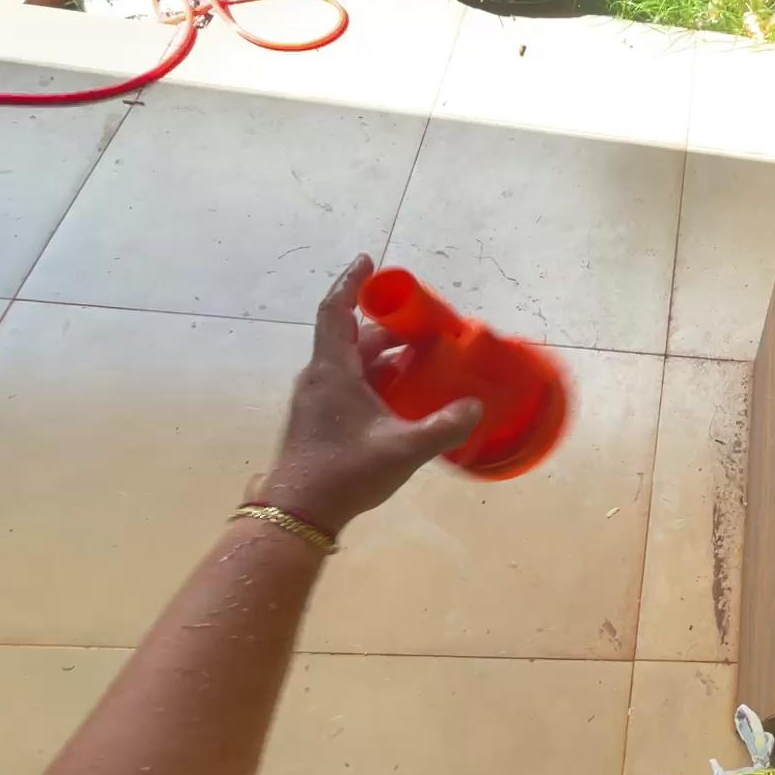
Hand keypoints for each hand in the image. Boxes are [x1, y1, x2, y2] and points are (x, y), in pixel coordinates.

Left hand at [255, 255, 482, 532]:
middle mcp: (322, 377)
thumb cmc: (345, 471)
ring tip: (425, 356)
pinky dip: (381, 375)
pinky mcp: (323, 417)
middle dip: (390, 325)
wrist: (299, 513)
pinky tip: (408, 390)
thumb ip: (445, 426)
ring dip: (388, 353)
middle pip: (354, 336)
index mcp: (334, 372)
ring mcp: (320, 398)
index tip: (368, 261)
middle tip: (426, 325)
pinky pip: (354, 381)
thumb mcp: (405, 448)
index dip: (351, 283)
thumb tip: (476, 406)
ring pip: (355, 360)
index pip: (336, 312)